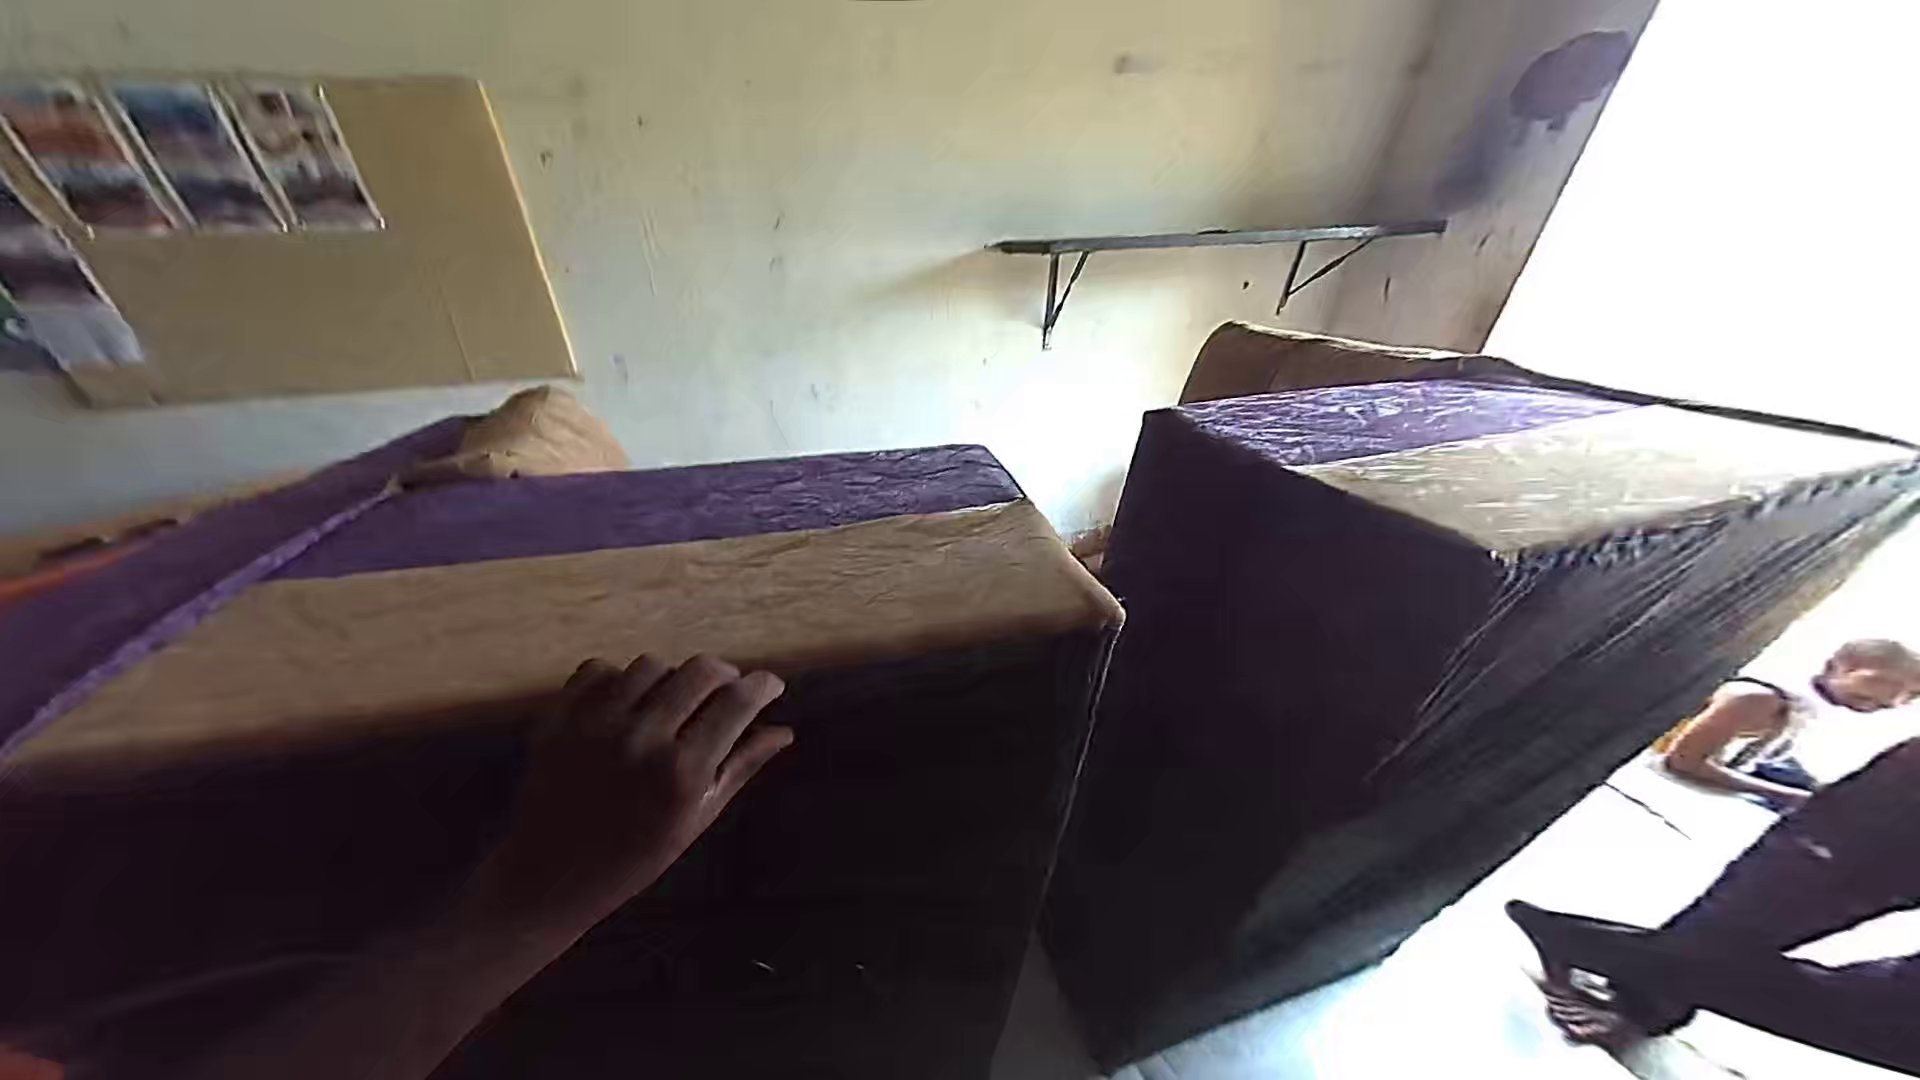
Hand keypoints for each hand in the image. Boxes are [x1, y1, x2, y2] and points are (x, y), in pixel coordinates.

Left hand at [467, 655, 791, 932]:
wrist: (543, 882)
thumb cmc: (635, 856)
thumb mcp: (698, 818)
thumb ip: (742, 767)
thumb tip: (785, 732)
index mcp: (682, 771)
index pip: (739, 701)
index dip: (764, 685)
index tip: (771, 686)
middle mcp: (641, 739)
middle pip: (702, 669)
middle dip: (726, 674)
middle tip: (725, 692)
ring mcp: (594, 726)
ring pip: (653, 664)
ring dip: (673, 677)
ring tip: (672, 702)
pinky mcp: (557, 721)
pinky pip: (599, 669)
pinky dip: (618, 679)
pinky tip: (626, 704)